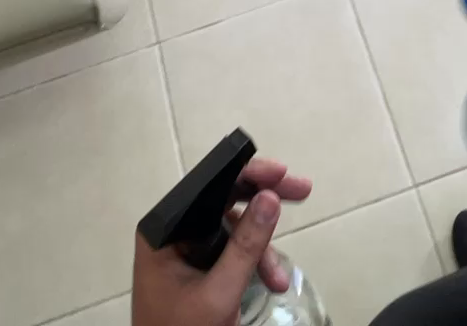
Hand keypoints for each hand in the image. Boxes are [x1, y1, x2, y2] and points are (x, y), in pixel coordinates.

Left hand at [131, 158, 312, 325]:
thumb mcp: (219, 294)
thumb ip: (246, 246)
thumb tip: (271, 196)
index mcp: (164, 231)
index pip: (209, 186)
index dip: (247, 173)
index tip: (281, 172)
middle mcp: (173, 233)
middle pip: (224, 200)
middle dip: (264, 201)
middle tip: (302, 190)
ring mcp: (186, 251)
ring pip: (234, 228)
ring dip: (263, 248)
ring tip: (280, 278)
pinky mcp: (199, 269)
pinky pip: (232, 251)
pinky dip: (255, 263)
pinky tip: (273, 283)